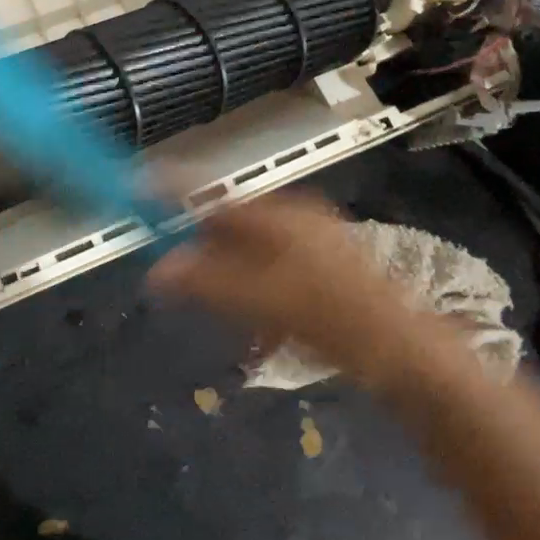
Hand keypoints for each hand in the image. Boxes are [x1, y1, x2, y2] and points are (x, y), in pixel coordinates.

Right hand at [147, 188, 443, 386]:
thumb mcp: (257, 300)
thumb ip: (203, 281)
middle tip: (182, 276)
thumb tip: (155, 269)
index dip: (171, 189)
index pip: (210, 192)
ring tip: (236, 316)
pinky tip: (265, 325)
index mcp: (277, 214)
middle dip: (203, 247)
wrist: (404, 353)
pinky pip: (272, 266)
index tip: (135, 187)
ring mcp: (313, 238)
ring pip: (250, 248)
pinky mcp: (326, 265)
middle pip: (228, 221)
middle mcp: (294, 215)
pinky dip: (256, 288)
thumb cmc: (328, 316)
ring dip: (231, 276)